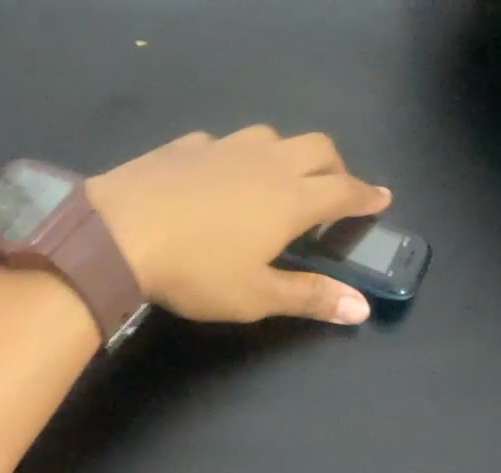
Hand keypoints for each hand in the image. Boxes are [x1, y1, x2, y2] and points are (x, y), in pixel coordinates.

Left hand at [88, 126, 391, 324]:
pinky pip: (224, 143)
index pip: (343, 191)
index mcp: (291, 200)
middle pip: (317, 148)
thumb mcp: (257, 296)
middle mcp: (265, 163)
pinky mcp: (186, 146)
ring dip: (287, 154)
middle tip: (336, 189)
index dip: (366, 196)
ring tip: (280, 179)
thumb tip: (362, 308)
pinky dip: (237, 157)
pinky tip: (221, 176)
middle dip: (335, 166)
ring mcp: (223, 147)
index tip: (381, 198)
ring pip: (272, 136)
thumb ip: (310, 298)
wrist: (119, 234)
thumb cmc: (197, 271)